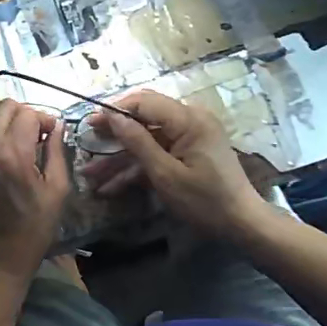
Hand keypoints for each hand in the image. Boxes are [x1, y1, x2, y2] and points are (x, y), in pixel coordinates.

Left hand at [0, 100, 70, 277]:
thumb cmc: (34, 226)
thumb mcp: (57, 189)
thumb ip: (57, 152)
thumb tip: (56, 127)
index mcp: (11, 155)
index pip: (27, 115)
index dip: (44, 119)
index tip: (52, 134)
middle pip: (2, 108)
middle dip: (23, 115)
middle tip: (37, 134)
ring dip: (6, 123)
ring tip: (21, 142)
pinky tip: (5, 155)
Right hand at [85, 91, 280, 241]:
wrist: (240, 224)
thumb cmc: (204, 200)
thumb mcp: (165, 174)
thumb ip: (137, 142)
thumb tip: (112, 116)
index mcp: (188, 119)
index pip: (143, 102)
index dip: (114, 110)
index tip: (89, 124)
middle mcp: (189, 120)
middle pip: (142, 118)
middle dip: (113, 134)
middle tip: (86, 143)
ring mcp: (188, 137)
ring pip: (145, 140)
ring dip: (119, 157)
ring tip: (90, 173)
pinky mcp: (187, 153)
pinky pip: (156, 153)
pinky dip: (135, 168)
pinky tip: (110, 187)